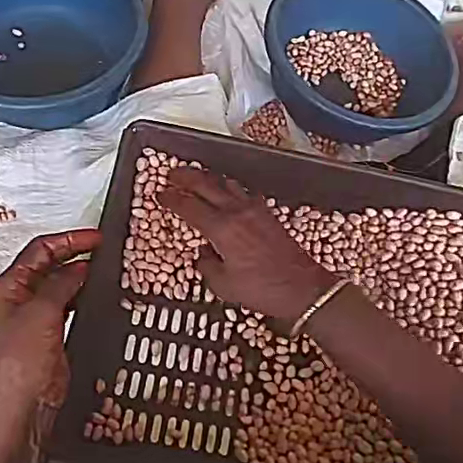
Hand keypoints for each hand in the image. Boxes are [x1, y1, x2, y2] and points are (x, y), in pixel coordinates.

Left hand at [0, 229, 101, 435]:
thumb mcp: (41, 314)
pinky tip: (99, 296)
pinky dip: (85, 297)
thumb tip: (80, 266)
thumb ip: (61, 285)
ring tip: (107, 269)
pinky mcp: (53, 336)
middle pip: (51, 265)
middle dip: (76, 253)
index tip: (96, 238)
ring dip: (82, 275)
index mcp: (10, 287)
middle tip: (105, 249)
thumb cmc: (20, 365)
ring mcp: (38, 319)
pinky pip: (71, 307)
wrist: (22, 410)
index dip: (69, 239)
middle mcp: (22, 299)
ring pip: (63, 285)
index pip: (40, 250)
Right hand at [158, 168, 333, 319]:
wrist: (302, 288)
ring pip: (227, 184)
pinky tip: (230, 192)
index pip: (189, 206)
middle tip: (172, 173)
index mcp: (222, 229)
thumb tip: (202, 254)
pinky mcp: (269, 214)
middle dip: (186, 176)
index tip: (160, 194)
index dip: (171, 199)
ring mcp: (255, 211)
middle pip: (206, 185)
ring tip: (198, 177)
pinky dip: (231, 188)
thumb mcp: (224, 286)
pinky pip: (244, 193)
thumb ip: (207, 266)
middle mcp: (237, 213)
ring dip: (209, 178)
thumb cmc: (263, 290)